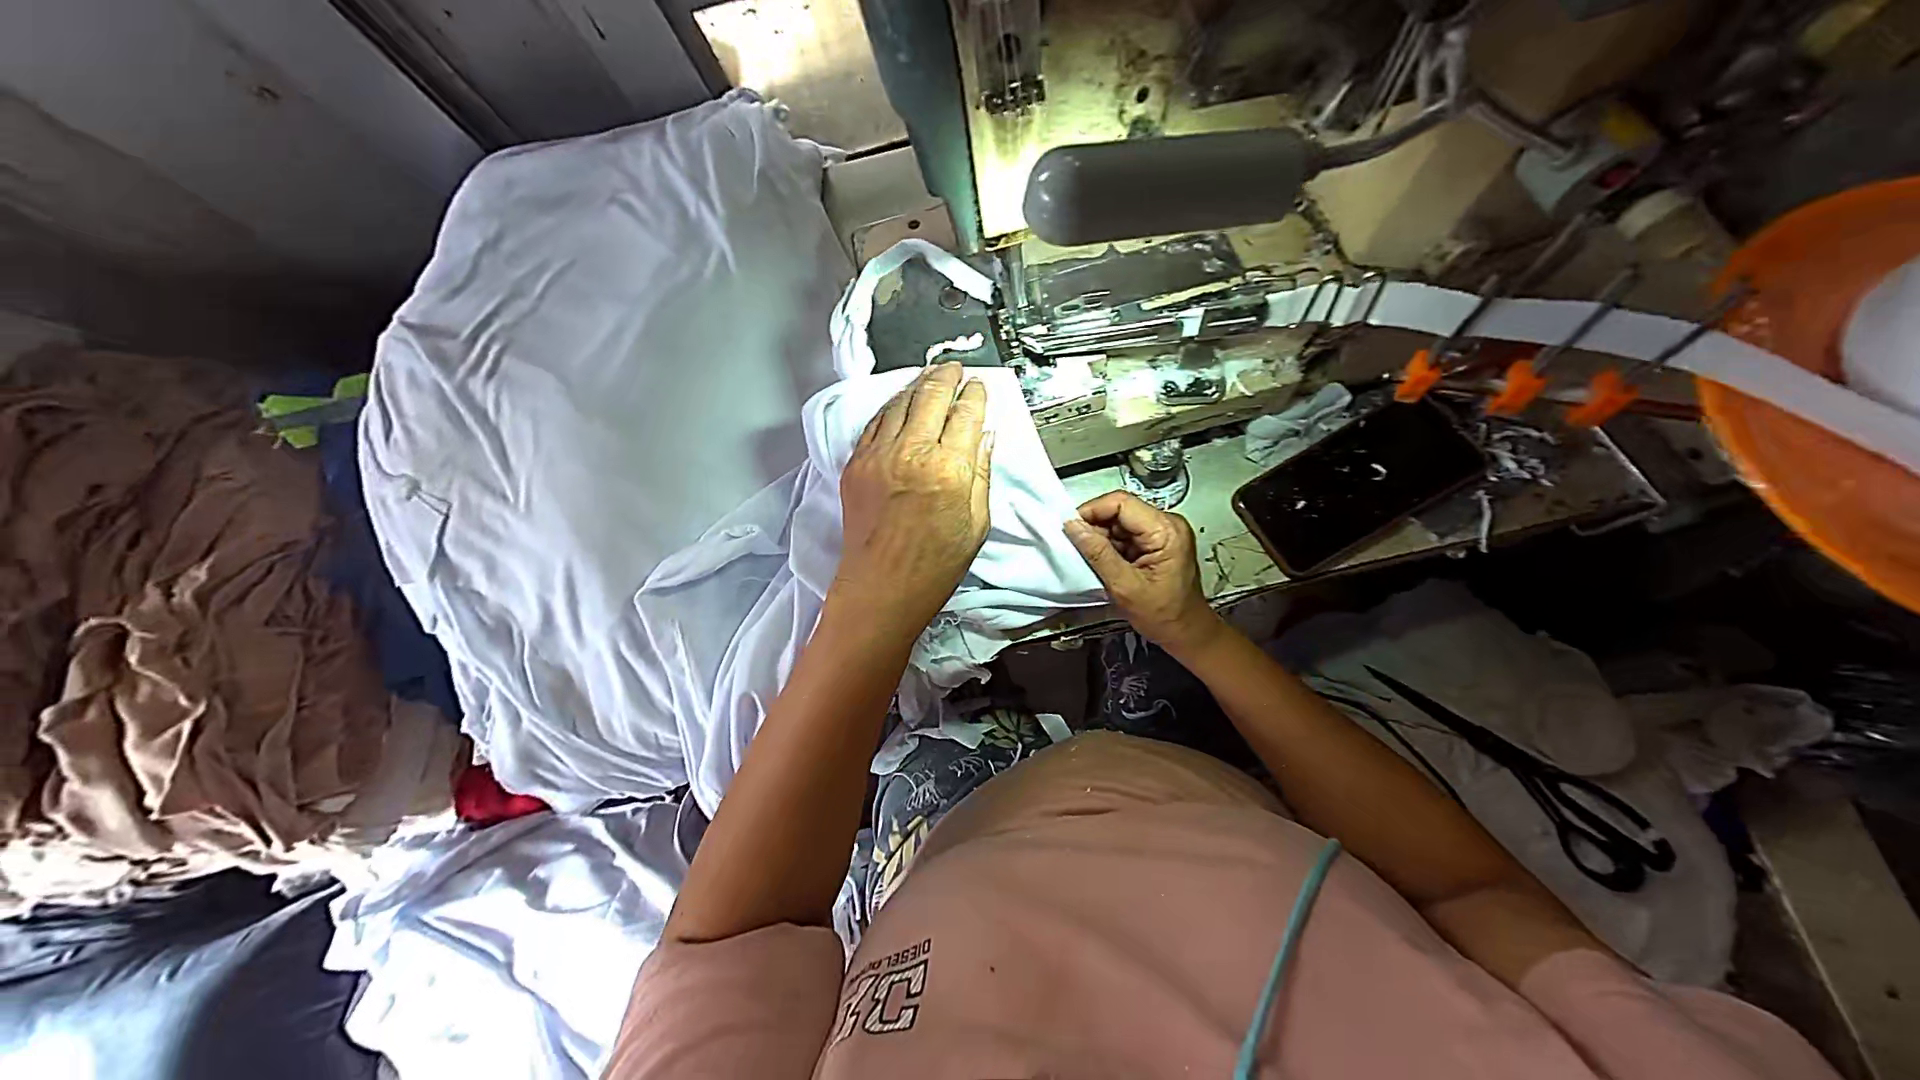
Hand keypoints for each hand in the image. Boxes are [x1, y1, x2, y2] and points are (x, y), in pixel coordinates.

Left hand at [834, 363, 993, 634]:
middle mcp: (911, 454)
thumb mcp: (976, 523)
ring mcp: (879, 457)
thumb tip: (984, 440)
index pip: (966, 414)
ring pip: (900, 403)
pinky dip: (890, 407)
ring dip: (918, 386)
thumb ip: (981, 474)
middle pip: (931, 397)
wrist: (882, 588)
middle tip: (954, 369)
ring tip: (929, 378)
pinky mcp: (857, 465)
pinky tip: (899, 403)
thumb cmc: (930, 567)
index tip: (978, 388)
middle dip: (947, 377)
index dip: (975, 396)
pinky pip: (874, 423)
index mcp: (949, 469)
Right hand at [1063, 491, 1227, 657]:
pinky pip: (1125, 533)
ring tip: (1095, 562)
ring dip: (1102, 539)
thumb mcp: (1124, 586)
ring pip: (1119, 521)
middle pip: (1119, 510)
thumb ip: (1098, 553)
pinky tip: (1107, 564)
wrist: (1186, 632)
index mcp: (1166, 531)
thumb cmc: (1164, 615)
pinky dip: (1110, 546)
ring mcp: (1163, 532)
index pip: (1121, 503)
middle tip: (1079, 549)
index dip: (1092, 511)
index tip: (1071, 528)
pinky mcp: (1156, 541)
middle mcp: (1168, 524)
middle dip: (1095, 527)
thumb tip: (1073, 527)